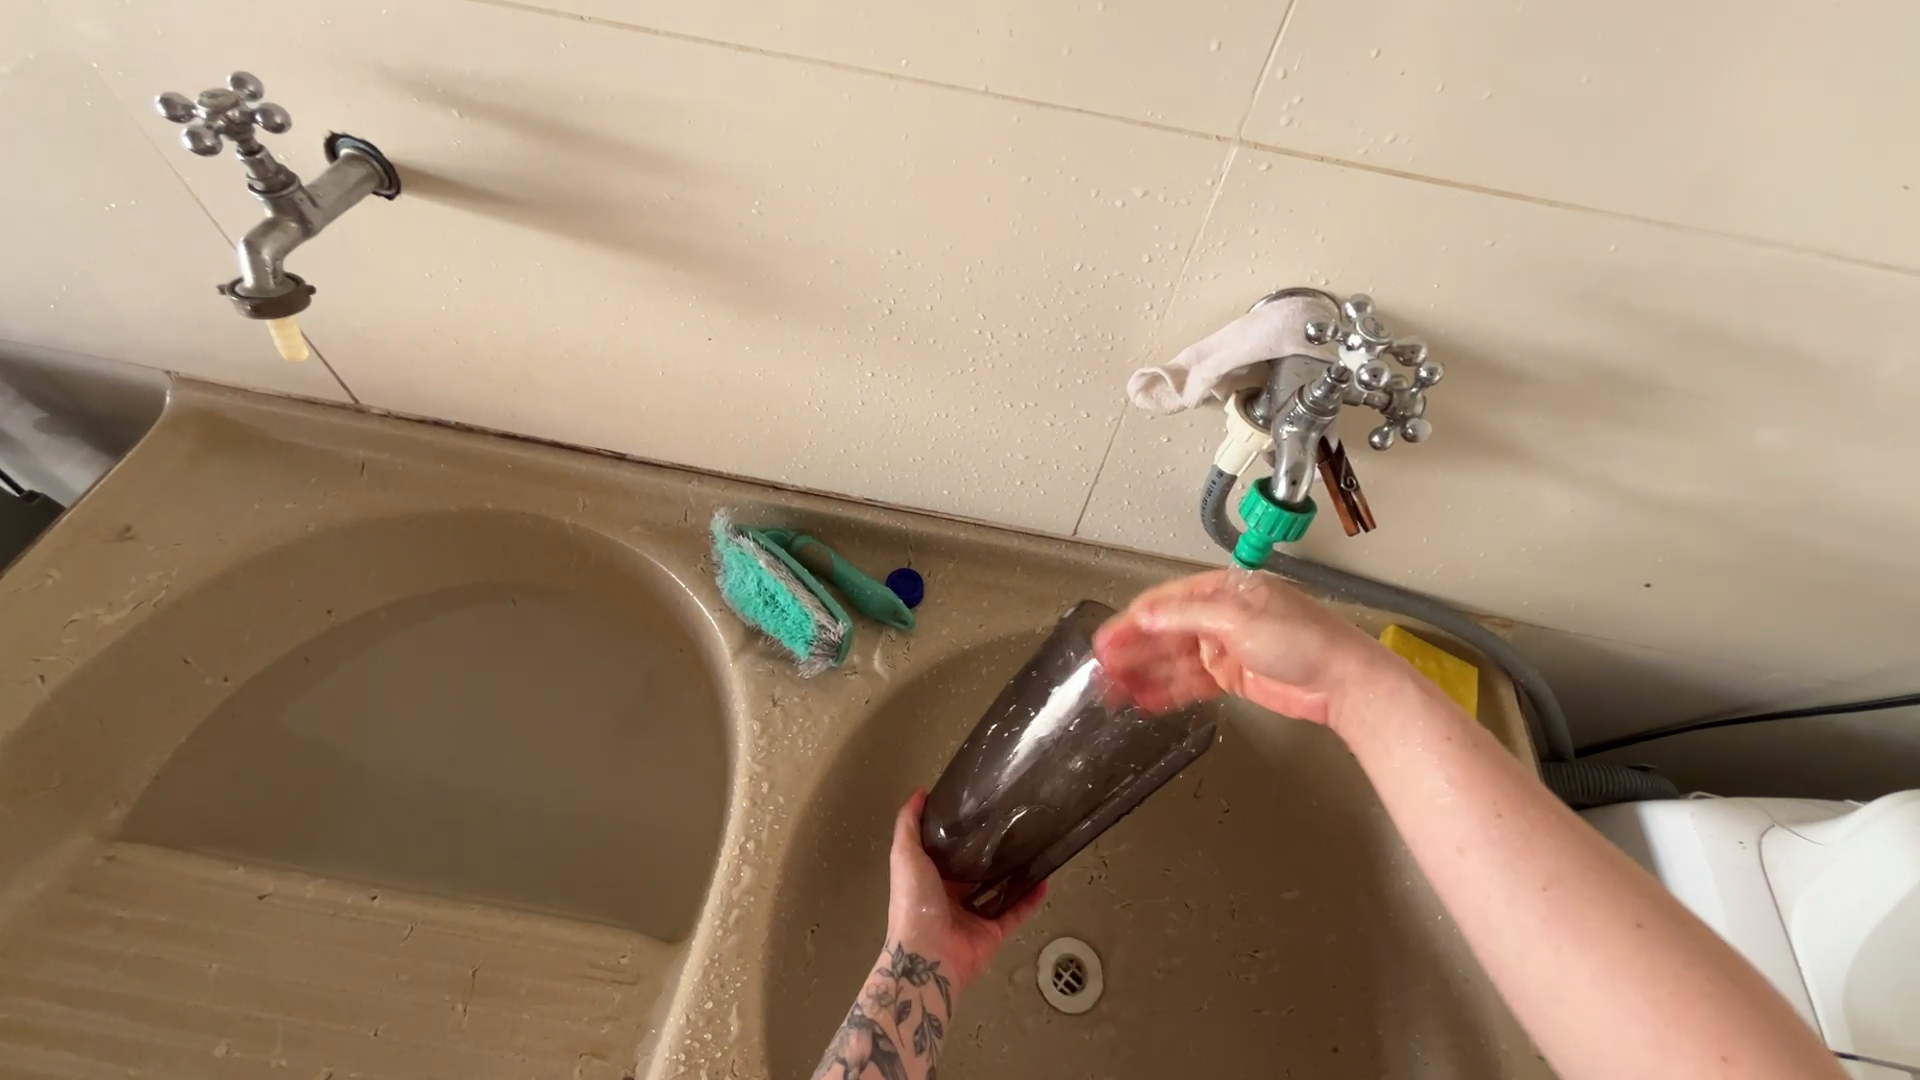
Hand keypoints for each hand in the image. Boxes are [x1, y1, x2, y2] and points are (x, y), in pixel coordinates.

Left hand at [885, 791, 1047, 993]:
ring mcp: (975, 914)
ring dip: (1015, 871)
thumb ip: (909, 824)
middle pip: (975, 868)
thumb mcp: (905, 855)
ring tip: (1032, 846)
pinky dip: (1031, 897)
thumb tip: (920, 793)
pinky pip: (1016, 911)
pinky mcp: (994, 931)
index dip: (960, 829)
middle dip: (991, 850)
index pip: (947, 848)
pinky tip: (1045, 879)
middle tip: (1012, 822)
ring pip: (999, 888)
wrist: (928, 955)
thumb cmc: (914, 901)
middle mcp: (952, 894)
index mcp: (930, 877)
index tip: (979, 805)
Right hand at [1093, 568, 1397, 728]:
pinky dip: (1167, 690)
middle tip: (1102, 668)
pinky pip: (1189, 682)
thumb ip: (1187, 616)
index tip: (1107, 640)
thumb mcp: (1239, 619)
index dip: (1132, 622)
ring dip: (1144, 673)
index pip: (1164, 603)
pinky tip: (1145, 698)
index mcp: (1222, 591)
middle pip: (1164, 632)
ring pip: (1173, 660)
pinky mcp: (1231, 676)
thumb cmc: (1307, 640)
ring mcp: (1224, 647)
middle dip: (1132, 650)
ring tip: (1115, 690)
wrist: (1346, 683)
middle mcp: (1219, 616)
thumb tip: (1146, 614)